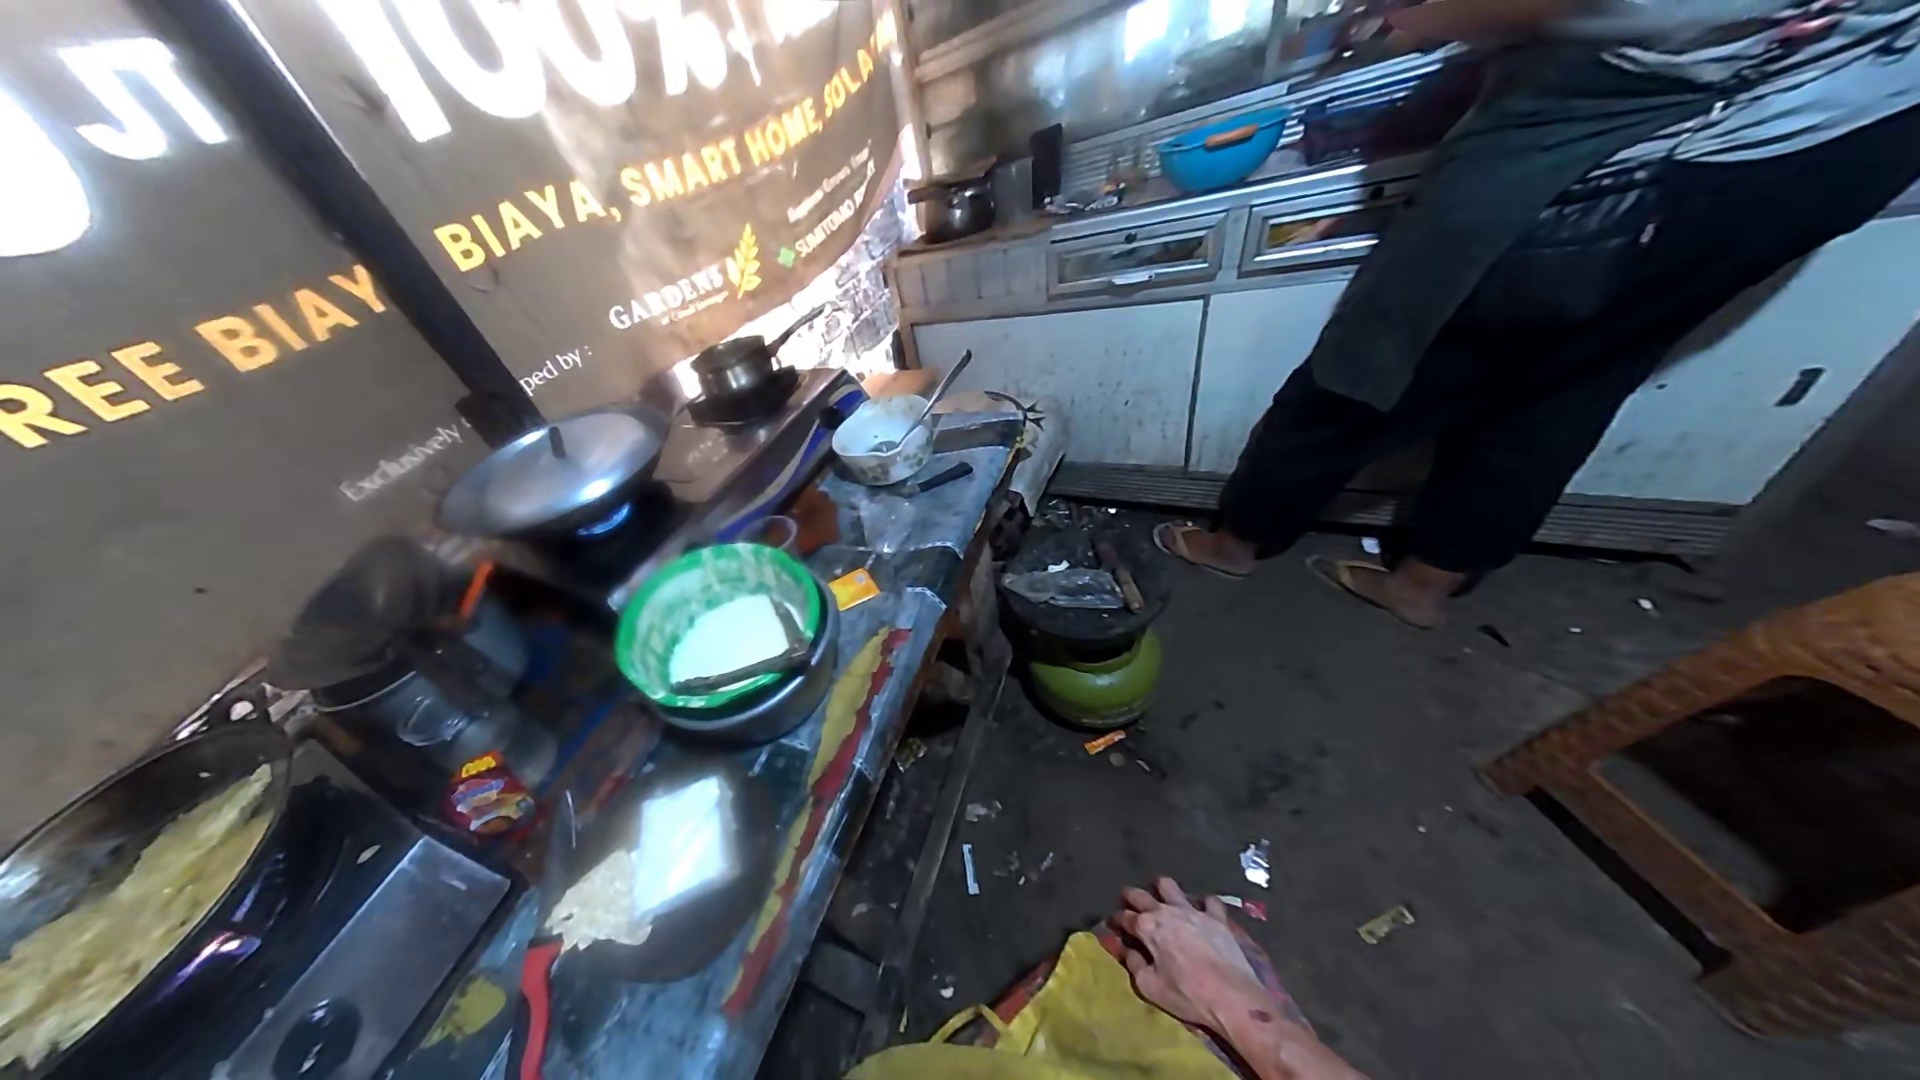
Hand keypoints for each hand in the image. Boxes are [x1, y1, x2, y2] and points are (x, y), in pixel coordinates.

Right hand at [1110, 877, 1268, 1032]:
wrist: (1232, 997)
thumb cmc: (1187, 995)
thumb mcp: (1150, 987)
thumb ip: (1132, 963)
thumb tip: (1121, 947)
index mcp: (1147, 927)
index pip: (1124, 917)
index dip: (1116, 921)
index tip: (1113, 925)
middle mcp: (1166, 911)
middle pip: (1140, 894)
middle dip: (1130, 897)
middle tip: (1129, 904)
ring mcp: (1192, 910)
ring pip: (1170, 886)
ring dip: (1163, 891)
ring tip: (1163, 901)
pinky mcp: (1216, 916)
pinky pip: (1209, 901)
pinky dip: (1204, 905)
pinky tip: (1203, 913)